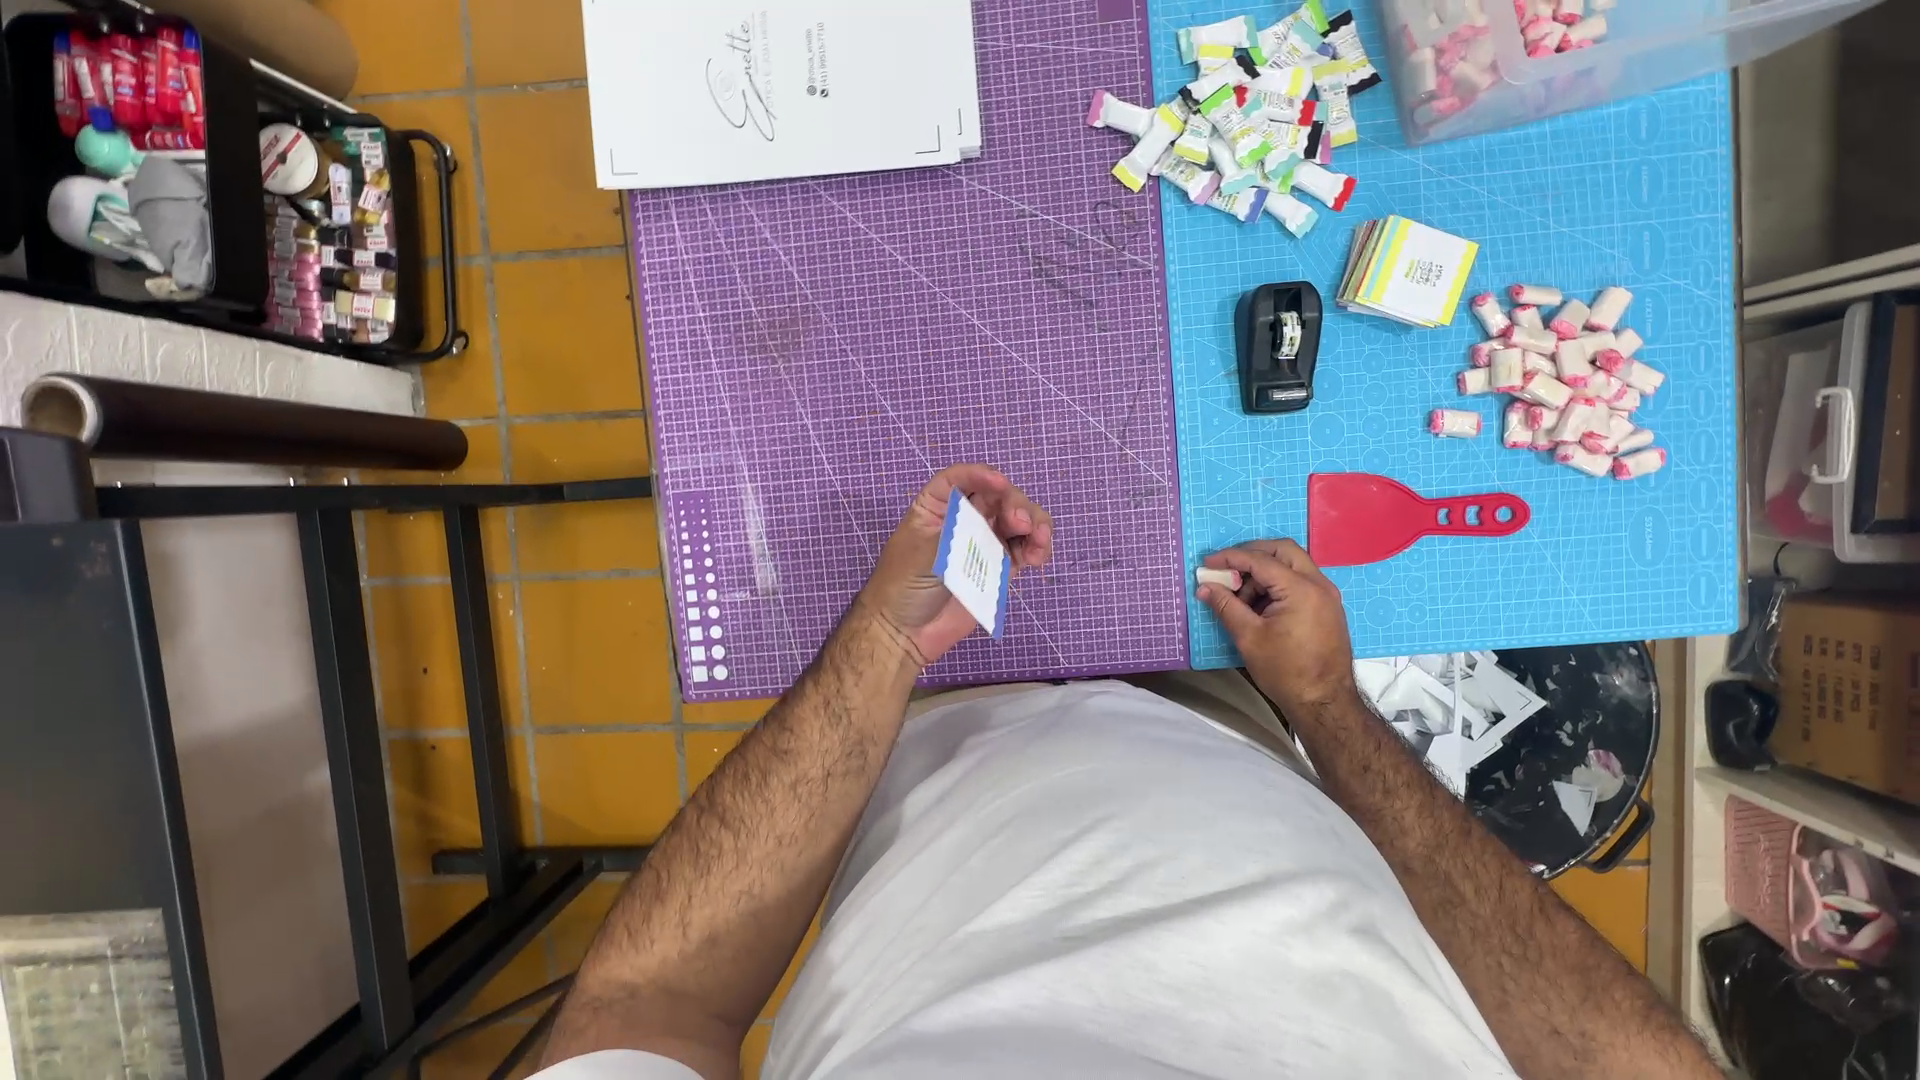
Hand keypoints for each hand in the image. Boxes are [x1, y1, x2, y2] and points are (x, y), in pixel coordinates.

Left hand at [855, 464, 1053, 668]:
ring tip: (1039, 538)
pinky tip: (1038, 555)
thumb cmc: (903, 584)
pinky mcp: (998, 567)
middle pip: (997, 496)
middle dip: (1015, 503)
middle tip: (1020, 523)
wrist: (906, 632)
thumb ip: (962, 527)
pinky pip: (1024, 549)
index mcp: (936, 506)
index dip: (981, 475)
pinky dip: (1036, 547)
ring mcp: (983, 542)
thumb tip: (993, 511)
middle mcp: (963, 519)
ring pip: (1017, 520)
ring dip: (1034, 522)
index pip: (961, 479)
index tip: (1000, 483)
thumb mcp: (925, 549)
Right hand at [1196, 539, 1357, 714]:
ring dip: (1264, 571)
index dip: (1230, 558)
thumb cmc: (1285, 671)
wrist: (1324, 702)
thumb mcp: (1249, 637)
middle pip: (1283, 550)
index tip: (1207, 564)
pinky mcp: (1327, 607)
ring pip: (1292, 564)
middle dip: (1251, 555)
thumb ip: (1226, 606)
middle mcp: (1319, 584)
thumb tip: (1205, 587)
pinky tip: (1259, 606)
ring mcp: (1327, 595)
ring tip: (1241, 598)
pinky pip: (1300, 581)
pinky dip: (1278, 583)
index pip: (1260, 560)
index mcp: (1301, 589)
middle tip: (1227, 570)